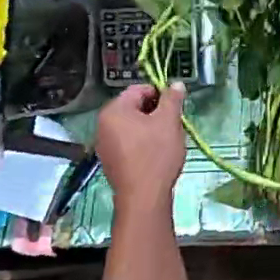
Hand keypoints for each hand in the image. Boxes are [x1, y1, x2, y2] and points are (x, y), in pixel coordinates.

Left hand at [96, 83, 186, 215]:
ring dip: (150, 128)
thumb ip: (172, 99)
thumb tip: (176, 84)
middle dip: (155, 112)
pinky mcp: (110, 161)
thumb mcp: (169, 122)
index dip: (160, 94)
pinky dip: (142, 143)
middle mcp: (103, 124)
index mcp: (114, 110)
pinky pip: (128, 143)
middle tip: (173, 124)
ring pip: (131, 126)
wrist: (143, 196)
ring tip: (167, 140)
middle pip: (134, 108)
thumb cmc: (156, 154)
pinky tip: (155, 155)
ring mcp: (104, 144)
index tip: (176, 107)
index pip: (139, 89)